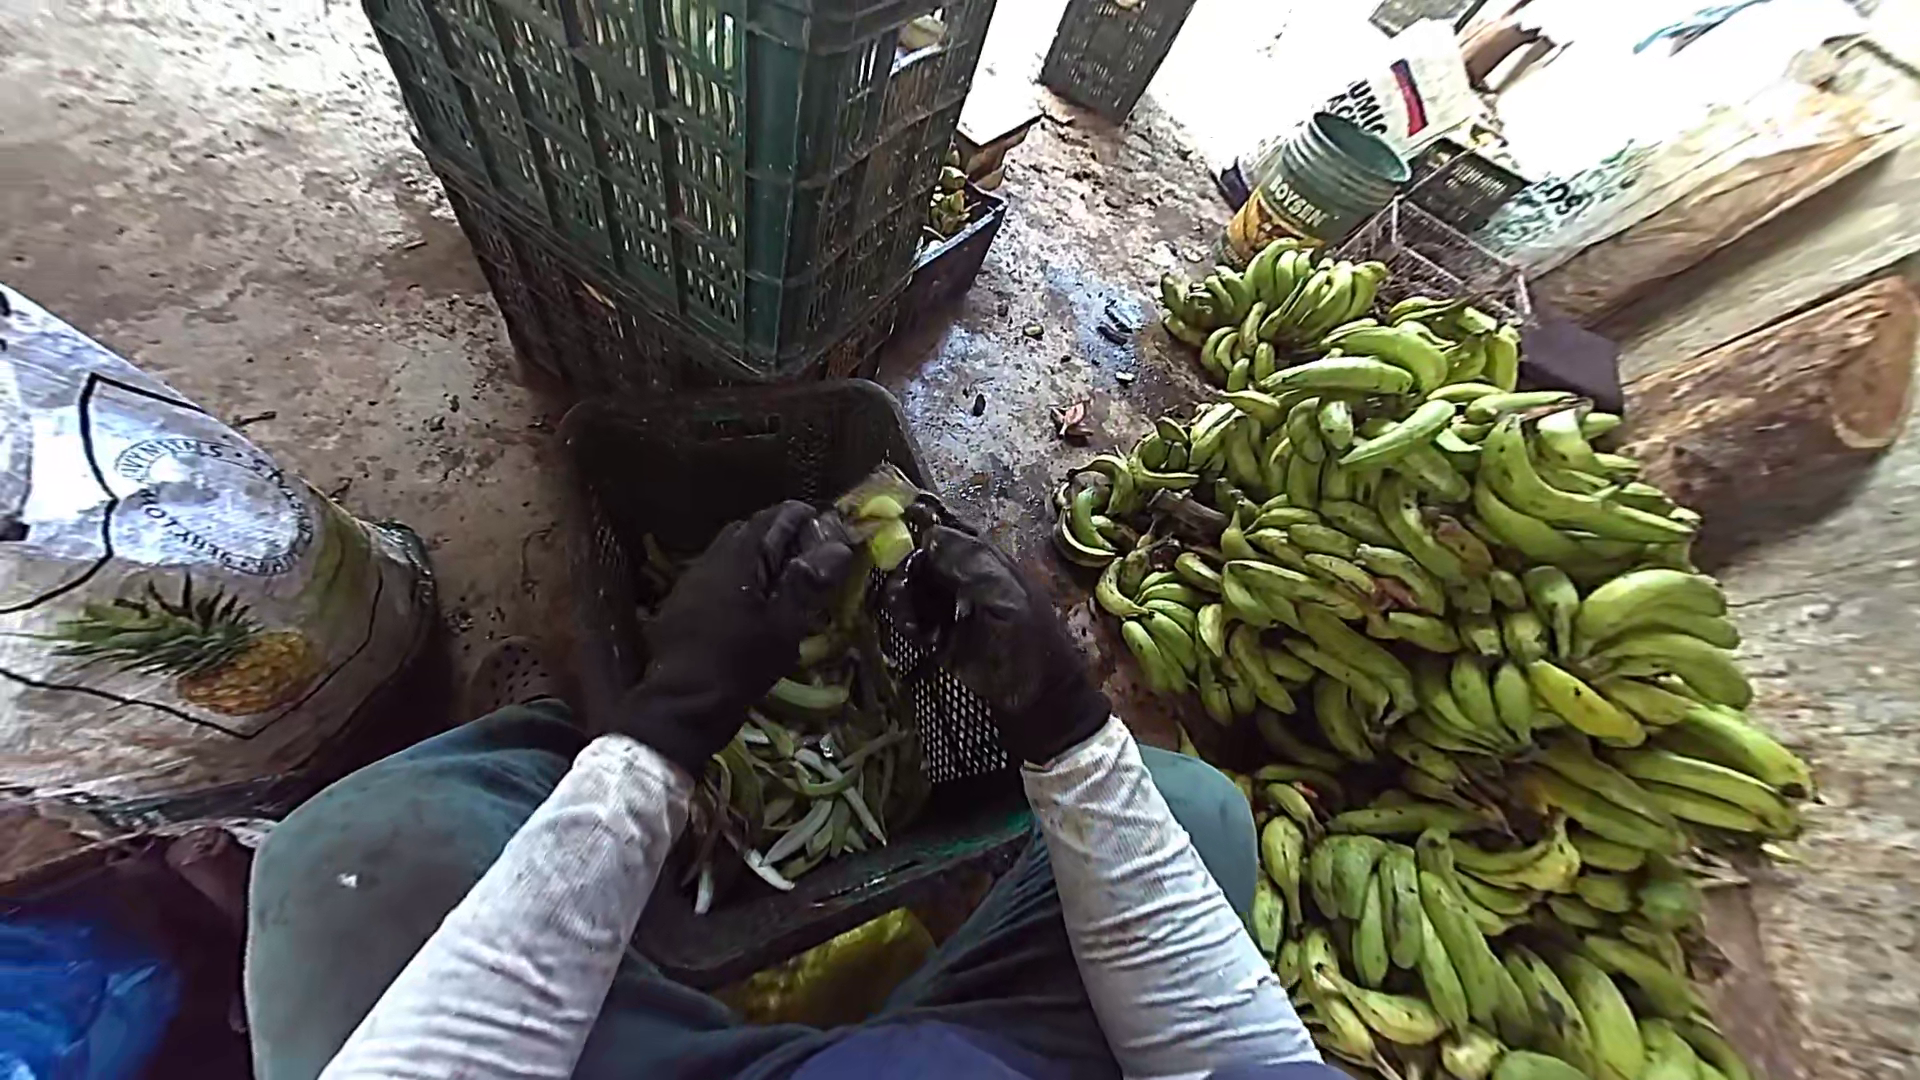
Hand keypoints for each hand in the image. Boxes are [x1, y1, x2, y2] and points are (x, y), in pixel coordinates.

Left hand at [620, 501, 853, 774]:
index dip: (802, 517)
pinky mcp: (684, 602)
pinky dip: (742, 574)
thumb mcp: (784, 625)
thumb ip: (809, 582)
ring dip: (760, 555)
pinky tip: (754, 599)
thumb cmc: (740, 663)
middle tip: (810, 552)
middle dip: (781, 533)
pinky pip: (718, 573)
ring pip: (732, 552)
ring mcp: (693, 580)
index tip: (826, 526)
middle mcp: (711, 559)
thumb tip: (838, 546)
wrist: (683, 706)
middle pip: (750, 530)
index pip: (773, 518)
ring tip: (787, 575)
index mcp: (739, 558)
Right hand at [884, 525, 1108, 764]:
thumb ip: (972, 565)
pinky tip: (913, 631)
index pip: (945, 534)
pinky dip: (906, 621)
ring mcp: (951, 608)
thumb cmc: (1029, 645)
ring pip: (913, 589)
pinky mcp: (939, 636)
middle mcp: (964, 578)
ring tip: (908, 616)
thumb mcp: (1007, 600)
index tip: (899, 546)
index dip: (920, 535)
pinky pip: (913, 620)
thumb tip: (930, 534)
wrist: (1038, 703)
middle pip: (922, 560)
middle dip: (908, 571)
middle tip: (901, 588)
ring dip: (904, 598)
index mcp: (986, 561)